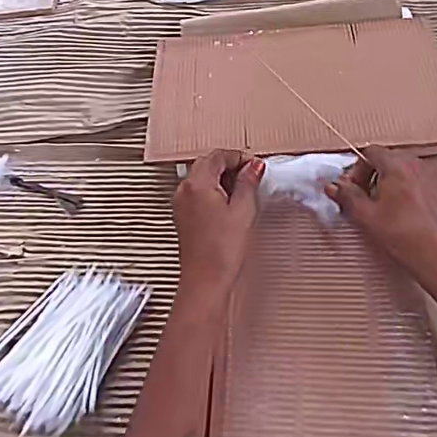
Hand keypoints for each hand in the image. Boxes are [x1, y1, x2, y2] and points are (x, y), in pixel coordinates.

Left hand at [173, 150, 263, 295]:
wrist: (206, 281)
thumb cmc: (221, 250)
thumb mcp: (243, 210)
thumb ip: (248, 183)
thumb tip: (253, 167)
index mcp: (197, 184)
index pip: (217, 156)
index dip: (238, 157)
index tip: (255, 165)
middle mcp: (185, 191)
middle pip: (207, 164)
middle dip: (230, 165)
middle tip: (251, 174)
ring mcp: (181, 204)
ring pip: (202, 178)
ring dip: (222, 178)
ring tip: (243, 191)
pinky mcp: (184, 217)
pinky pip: (198, 193)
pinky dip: (214, 191)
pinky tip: (230, 205)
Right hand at [325, 146, 436, 287]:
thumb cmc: (405, 238)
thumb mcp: (367, 217)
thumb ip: (348, 196)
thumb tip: (334, 186)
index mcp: (398, 166)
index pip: (372, 152)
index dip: (358, 168)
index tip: (355, 186)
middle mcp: (421, 167)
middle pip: (392, 159)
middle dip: (377, 175)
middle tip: (369, 197)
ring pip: (411, 172)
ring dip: (398, 183)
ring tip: (391, 208)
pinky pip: (428, 186)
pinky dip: (417, 194)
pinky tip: (413, 216)